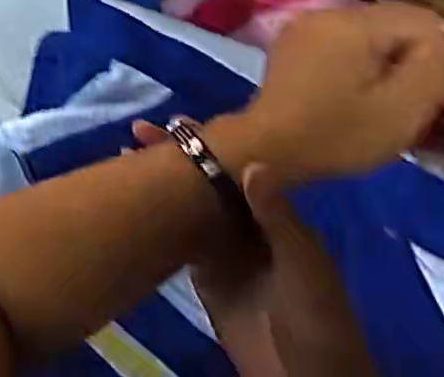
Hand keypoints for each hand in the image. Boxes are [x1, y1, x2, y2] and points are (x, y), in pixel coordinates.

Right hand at [135, 123, 375, 376]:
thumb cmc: (317, 322)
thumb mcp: (304, 270)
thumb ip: (279, 219)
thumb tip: (252, 163)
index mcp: (275, 213)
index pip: (235, 166)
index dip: (207, 143)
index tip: (175, 122)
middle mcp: (246, 222)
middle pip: (206, 178)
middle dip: (176, 154)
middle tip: (138, 132)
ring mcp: (223, 246)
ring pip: (188, 200)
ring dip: (161, 177)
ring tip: (126, 152)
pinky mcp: (203, 271)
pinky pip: (176, 232)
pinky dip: (154, 211)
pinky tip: (132, 196)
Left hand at [212, 3, 443, 185]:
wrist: (268, 147)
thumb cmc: (338, 133)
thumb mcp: (401, 106)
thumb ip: (438, 63)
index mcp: (351, 23)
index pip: (429, 22)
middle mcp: (327, 14)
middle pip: (403, 23)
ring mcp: (308, 27)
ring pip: (379, 34)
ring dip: (414, 63)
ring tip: (437, 103)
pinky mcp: (299, 45)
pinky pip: (353, 44)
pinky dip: (381, 64)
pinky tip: (393, 94)